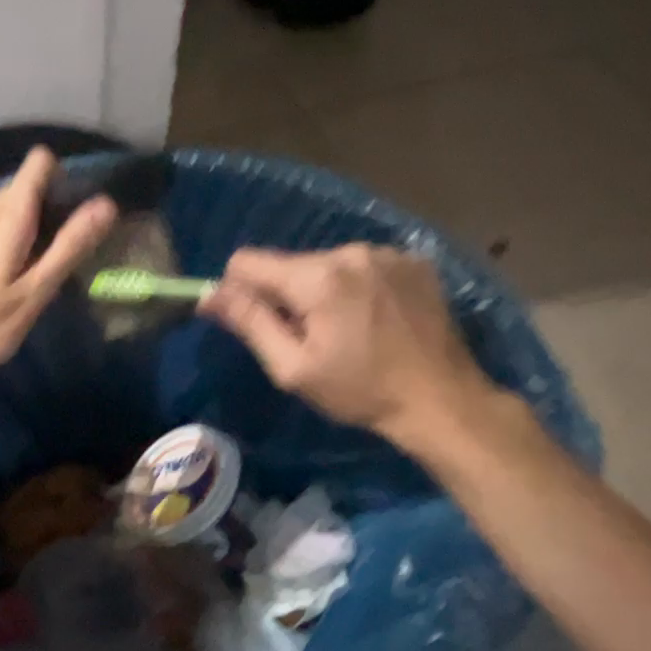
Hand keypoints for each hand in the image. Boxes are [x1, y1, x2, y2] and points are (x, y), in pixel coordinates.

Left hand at [0, 147, 117, 390]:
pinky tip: (14, 275)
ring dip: (35, 226)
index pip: (40, 162)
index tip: (79, 212)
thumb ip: (70, 246)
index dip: (65, 178)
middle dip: (54, 207)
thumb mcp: (35, 292)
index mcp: (7, 214)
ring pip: (13, 206)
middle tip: (66, 252)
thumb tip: (106, 203)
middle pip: (29, 185)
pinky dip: (13, 238)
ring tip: (42, 269)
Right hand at [199, 243, 498, 442]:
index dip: (239, 291)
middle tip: (311, 341)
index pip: (247, 261)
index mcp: (317, 277)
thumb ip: (250, 323)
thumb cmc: (360, 391)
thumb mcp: (293, 368)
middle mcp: (350, 251)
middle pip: (290, 264)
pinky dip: (357, 288)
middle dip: (288, 297)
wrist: (443, 399)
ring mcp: (387, 252)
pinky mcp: (414, 261)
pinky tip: (375, 320)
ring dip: (323, 292)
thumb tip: (207, 294)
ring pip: (326, 265)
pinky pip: (363, 266)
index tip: (257, 325)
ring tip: (348, 333)